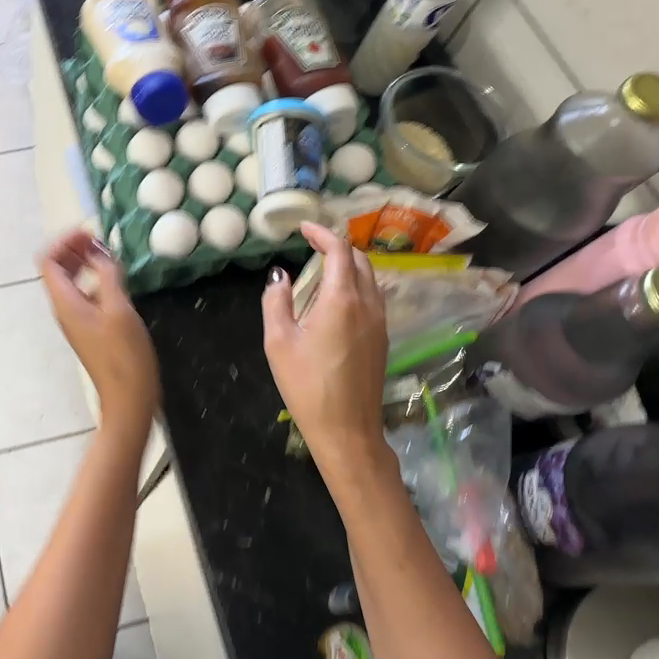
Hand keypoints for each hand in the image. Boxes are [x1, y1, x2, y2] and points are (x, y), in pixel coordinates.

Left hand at [37, 229, 159, 430]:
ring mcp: (75, 320)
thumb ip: (108, 276)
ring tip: (107, 254)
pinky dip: (94, 279)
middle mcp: (64, 309)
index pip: (48, 260)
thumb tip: (99, 252)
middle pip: (56, 268)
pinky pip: (83, 295)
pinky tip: (115, 280)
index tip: (90, 233)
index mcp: (66, 302)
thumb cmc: (125, 356)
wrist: (128, 399)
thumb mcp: (120, 309)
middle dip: (73, 248)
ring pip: (70, 281)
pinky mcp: (89, 329)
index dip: (64, 241)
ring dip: (84, 262)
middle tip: (100, 240)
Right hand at [263, 222, 392, 482]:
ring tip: (321, 268)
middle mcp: (368, 304)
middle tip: (310, 244)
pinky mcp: (382, 338)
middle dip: (337, 246)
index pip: (340, 250)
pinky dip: (355, 285)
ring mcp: (380, 322)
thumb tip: (280, 276)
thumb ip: (277, 301)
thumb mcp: (278, 341)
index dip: (322, 233)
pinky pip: (373, 297)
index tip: (302, 228)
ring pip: (371, 278)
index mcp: (342, 300)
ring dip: (348, 265)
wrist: (347, 430)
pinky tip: (334, 299)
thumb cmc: (307, 385)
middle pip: (360, 260)